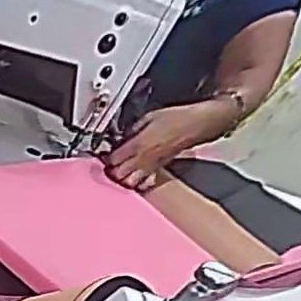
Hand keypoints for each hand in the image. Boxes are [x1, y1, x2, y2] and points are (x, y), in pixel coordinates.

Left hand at [105, 100, 235, 190]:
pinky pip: (142, 183)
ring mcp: (150, 167)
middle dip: (110, 171)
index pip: (113, 158)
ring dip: (121, 179)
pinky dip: (135, 183)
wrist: (196, 124)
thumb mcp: (150, 117)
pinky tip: (133, 178)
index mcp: (138, 144)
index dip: (106, 158)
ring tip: (119, 173)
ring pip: (128, 183)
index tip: (104, 155)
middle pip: (117, 175)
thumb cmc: (176, 118)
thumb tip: (123, 137)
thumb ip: (133, 129)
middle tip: (110, 166)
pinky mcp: (157, 170)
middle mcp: (142, 159)